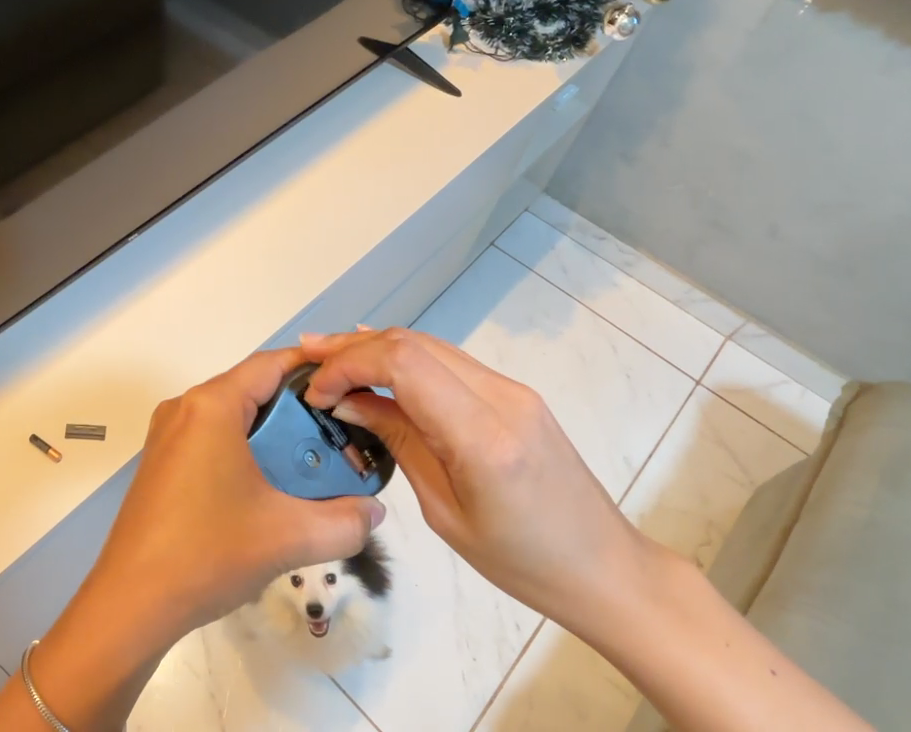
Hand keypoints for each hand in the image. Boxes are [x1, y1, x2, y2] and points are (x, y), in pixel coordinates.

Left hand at [85, 348, 386, 651]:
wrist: (132, 602)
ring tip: (314, 470)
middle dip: (300, 414)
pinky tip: (271, 491)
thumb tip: (374, 512)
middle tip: (342, 439)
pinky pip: (214, 441)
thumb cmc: (208, 553)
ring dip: (274, 439)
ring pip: (234, 419)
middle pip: (254, 392)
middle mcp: (185, 408)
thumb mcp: (288, 536)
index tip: (353, 384)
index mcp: (212, 405)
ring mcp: (168, 436)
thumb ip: (344, 523)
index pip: (272, 364)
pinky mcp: (162, 463)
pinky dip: (247, 454)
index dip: (315, 369)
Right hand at [300, 327, 659, 634]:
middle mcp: (500, 396)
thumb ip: (399, 442)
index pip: (403, 364)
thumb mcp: (444, 512)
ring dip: (376, 347)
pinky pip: (448, 362)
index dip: (349, 365)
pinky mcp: (515, 393)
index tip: (316, 392)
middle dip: (353, 346)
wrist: (604, 567)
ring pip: (429, 344)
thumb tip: (349, 403)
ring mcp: (512, 389)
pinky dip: (405, 360)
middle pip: (413, 343)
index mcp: (482, 436)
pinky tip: (375, 367)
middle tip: (307, 355)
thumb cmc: (522, 562)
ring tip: (328, 357)